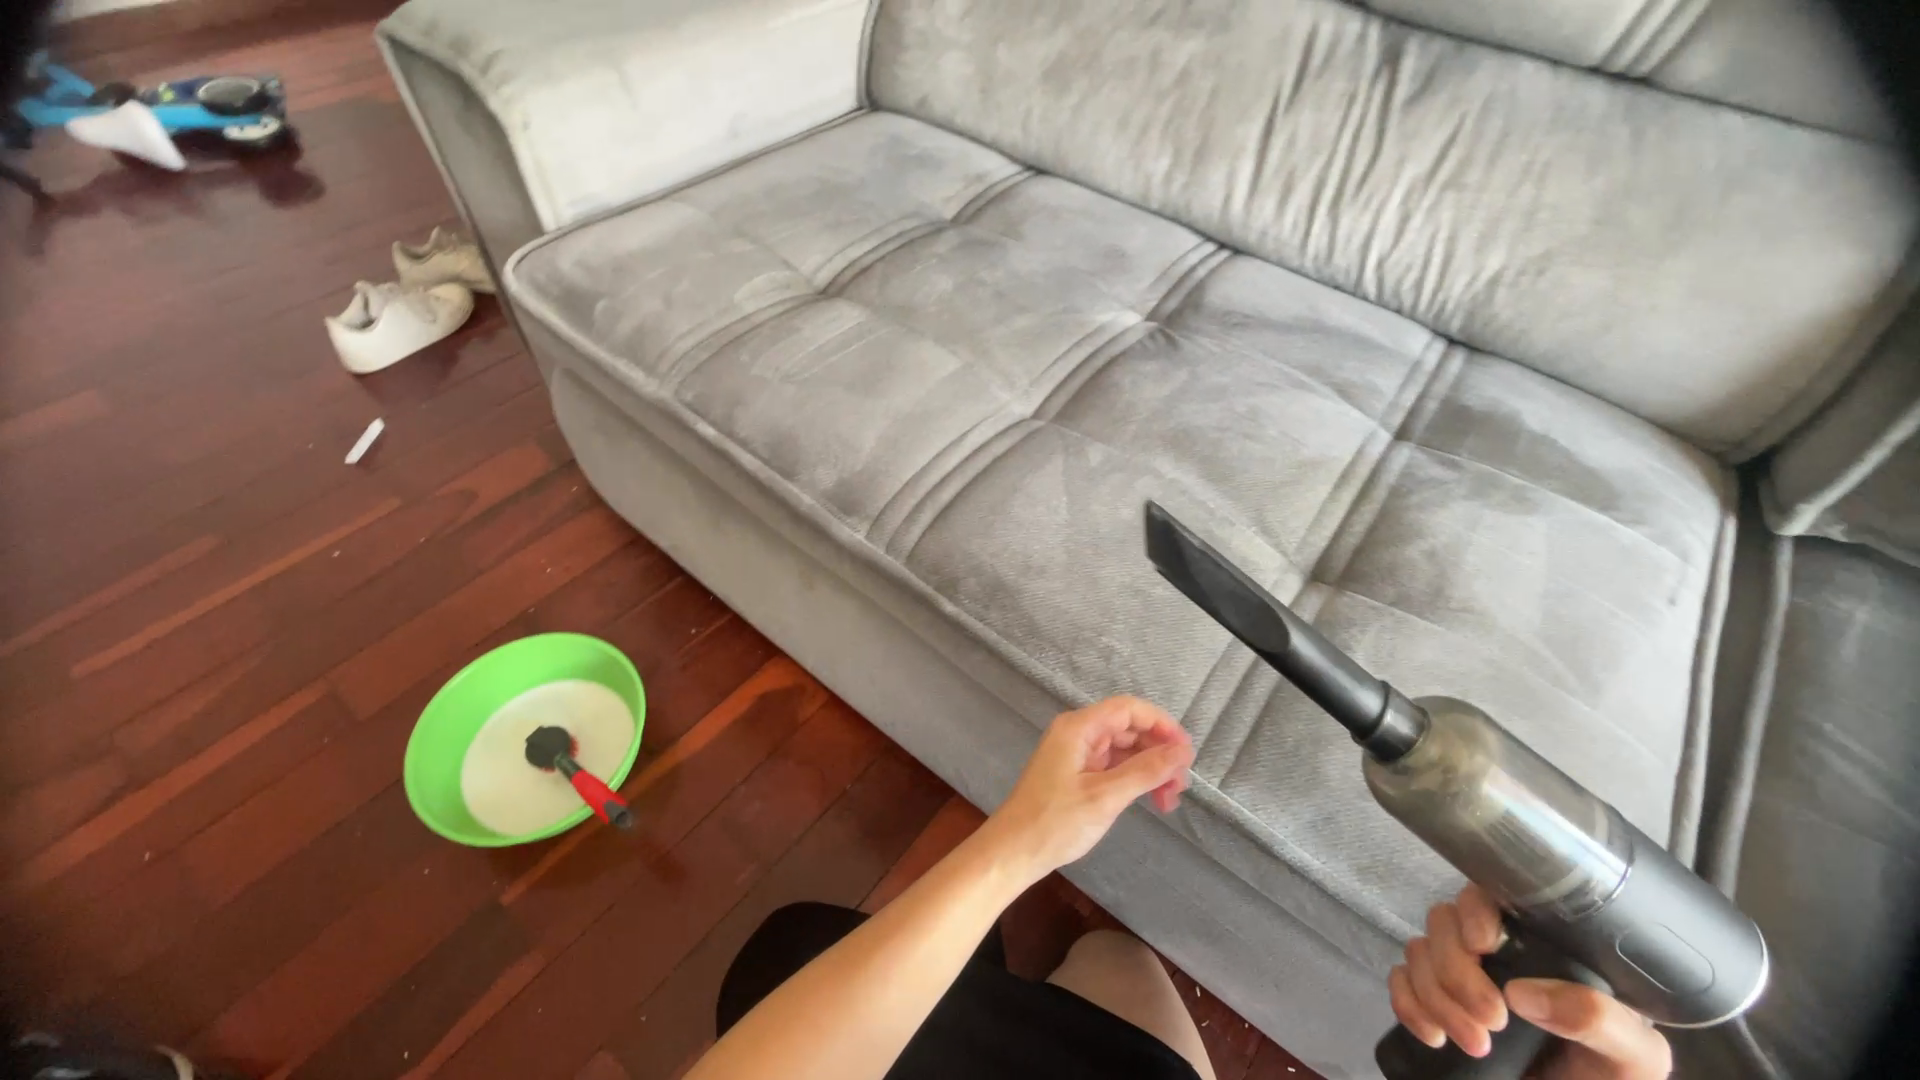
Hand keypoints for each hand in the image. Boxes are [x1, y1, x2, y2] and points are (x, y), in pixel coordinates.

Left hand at [982, 696, 1194, 882]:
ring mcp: (1078, 754)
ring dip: (1150, 770)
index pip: (1128, 709)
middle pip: (1129, 729)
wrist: (1014, 851)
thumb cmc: (1056, 822)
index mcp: (1079, 728)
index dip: (1161, 724)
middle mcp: (1078, 734)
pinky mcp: (1078, 774)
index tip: (1186, 752)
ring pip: (1125, 750)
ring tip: (1170, 800)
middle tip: (1181, 785)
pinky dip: (1135, 780)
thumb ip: (1145, 770)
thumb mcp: (1106, 796)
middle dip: (1159, 753)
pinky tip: (1151, 800)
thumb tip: (1183, 751)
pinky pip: (1114, 767)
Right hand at [1389, 885, 1672, 1079]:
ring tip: (1474, 1045)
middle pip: (1443, 923)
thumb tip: (1522, 992)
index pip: (1489, 897)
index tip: (1483, 945)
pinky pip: (1398, 981)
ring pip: (1417, 951)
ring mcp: (1453, 973)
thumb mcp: (1633, 1055)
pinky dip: (1407, 1004)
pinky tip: (1433, 1036)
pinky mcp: (1429, 1001)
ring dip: (1435, 997)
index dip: (1474, 910)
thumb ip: (1598, 1020)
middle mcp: (1489, 949)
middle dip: (1456, 971)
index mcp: (1536, 944)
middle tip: (1491, 1021)